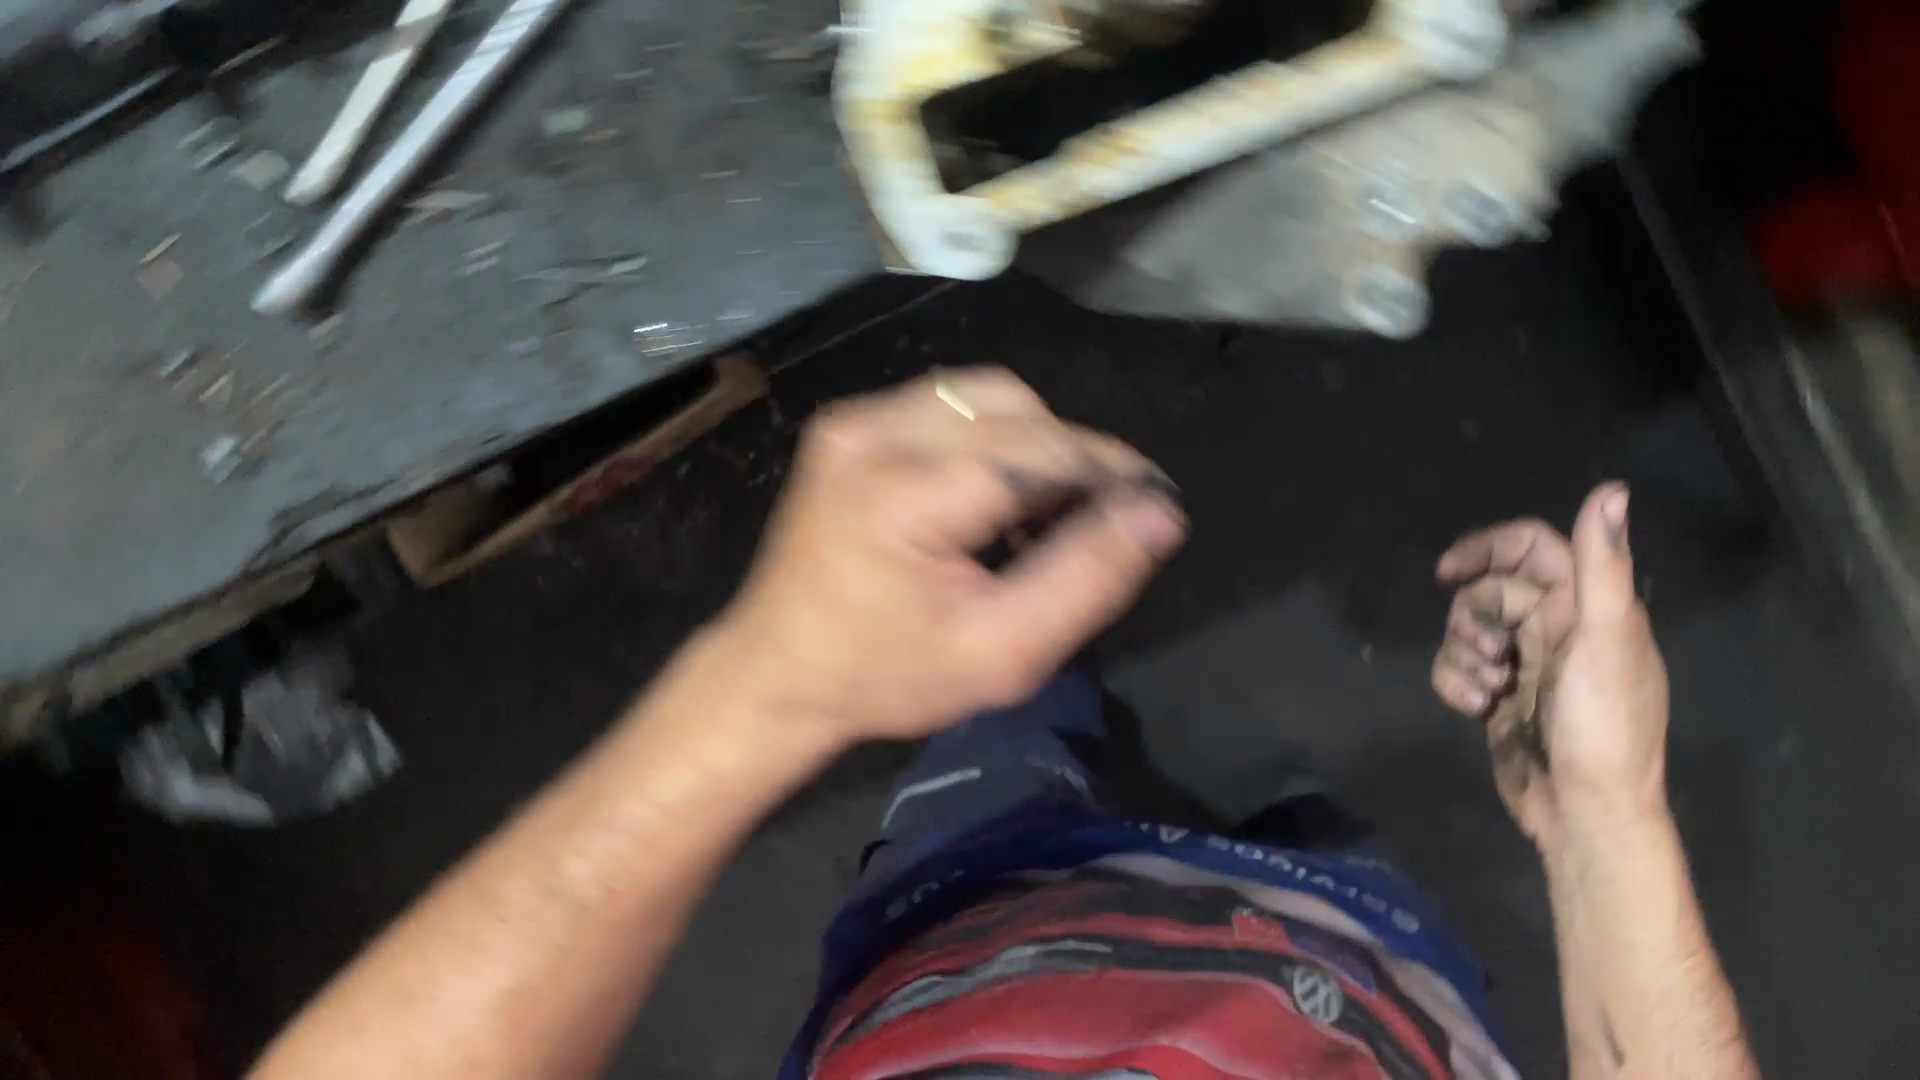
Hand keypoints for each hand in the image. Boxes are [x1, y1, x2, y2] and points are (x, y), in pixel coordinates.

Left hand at [708, 368, 1185, 747]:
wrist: (777, 671)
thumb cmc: (886, 675)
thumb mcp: (1000, 654)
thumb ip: (1085, 580)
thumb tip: (1157, 514)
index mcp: (902, 493)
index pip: (1036, 450)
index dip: (1105, 469)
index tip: (1151, 498)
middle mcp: (872, 434)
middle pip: (1014, 409)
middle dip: (1071, 454)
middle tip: (1094, 517)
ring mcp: (853, 422)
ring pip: (984, 395)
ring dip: (1032, 439)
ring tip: (1042, 508)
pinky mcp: (848, 425)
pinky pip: (947, 405)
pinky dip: (990, 436)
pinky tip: (993, 492)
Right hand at [1430, 483, 1669, 849]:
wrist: (1583, 811)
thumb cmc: (1603, 727)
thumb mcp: (1605, 642)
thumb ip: (1600, 567)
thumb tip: (1610, 488)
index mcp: (1587, 607)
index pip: (1530, 546)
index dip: (1485, 548)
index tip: (1447, 572)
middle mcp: (1555, 627)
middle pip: (1486, 591)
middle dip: (1472, 620)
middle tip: (1492, 655)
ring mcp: (1525, 663)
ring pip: (1465, 630)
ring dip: (1461, 656)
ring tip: (1486, 690)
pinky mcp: (1499, 693)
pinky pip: (1457, 667)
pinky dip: (1454, 682)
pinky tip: (1472, 707)